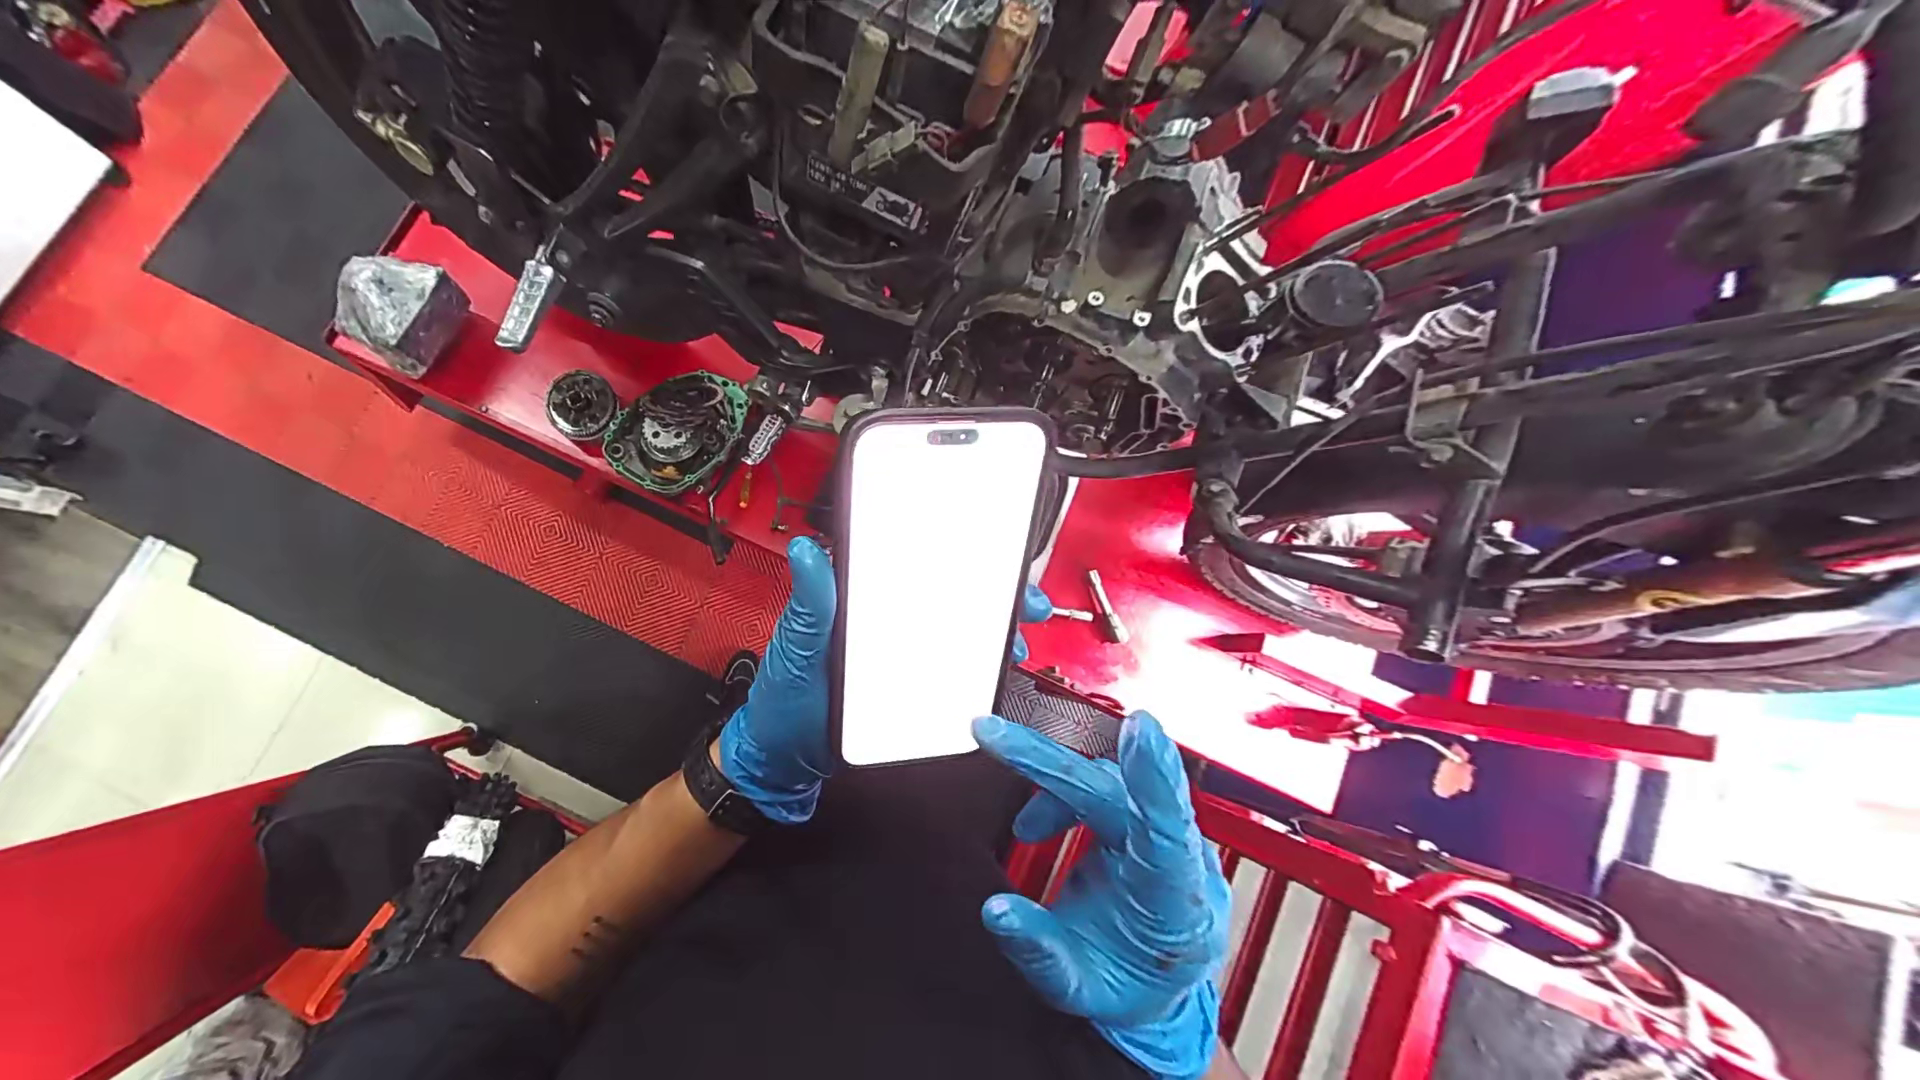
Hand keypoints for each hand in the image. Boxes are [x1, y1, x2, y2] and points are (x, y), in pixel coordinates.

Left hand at [719, 537, 1052, 823]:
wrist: (786, 760)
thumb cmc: (784, 700)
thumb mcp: (796, 648)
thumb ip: (810, 603)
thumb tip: (805, 552)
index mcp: (858, 602)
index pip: (910, 566)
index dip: (951, 553)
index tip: (985, 549)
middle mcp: (885, 624)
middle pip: (947, 597)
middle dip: (992, 594)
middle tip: (1023, 601)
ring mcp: (900, 655)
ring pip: (956, 633)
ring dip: (992, 632)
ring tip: (1015, 641)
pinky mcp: (910, 686)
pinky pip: (951, 672)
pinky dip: (977, 670)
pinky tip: (991, 673)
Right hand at [972, 711, 1229, 1079]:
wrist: (1155, 984)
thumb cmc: (1126, 987)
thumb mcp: (1079, 989)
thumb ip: (1040, 952)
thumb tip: (996, 911)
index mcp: (1177, 903)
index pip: (1169, 828)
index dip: (1152, 775)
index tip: (1140, 728)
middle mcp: (1178, 856)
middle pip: (1114, 789)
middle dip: (1049, 761)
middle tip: (992, 734)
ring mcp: (1161, 830)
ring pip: (1105, 778)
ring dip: (1052, 781)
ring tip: (1024, 829)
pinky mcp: (1141, 816)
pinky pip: (1101, 783)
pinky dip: (1061, 792)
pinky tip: (1038, 822)